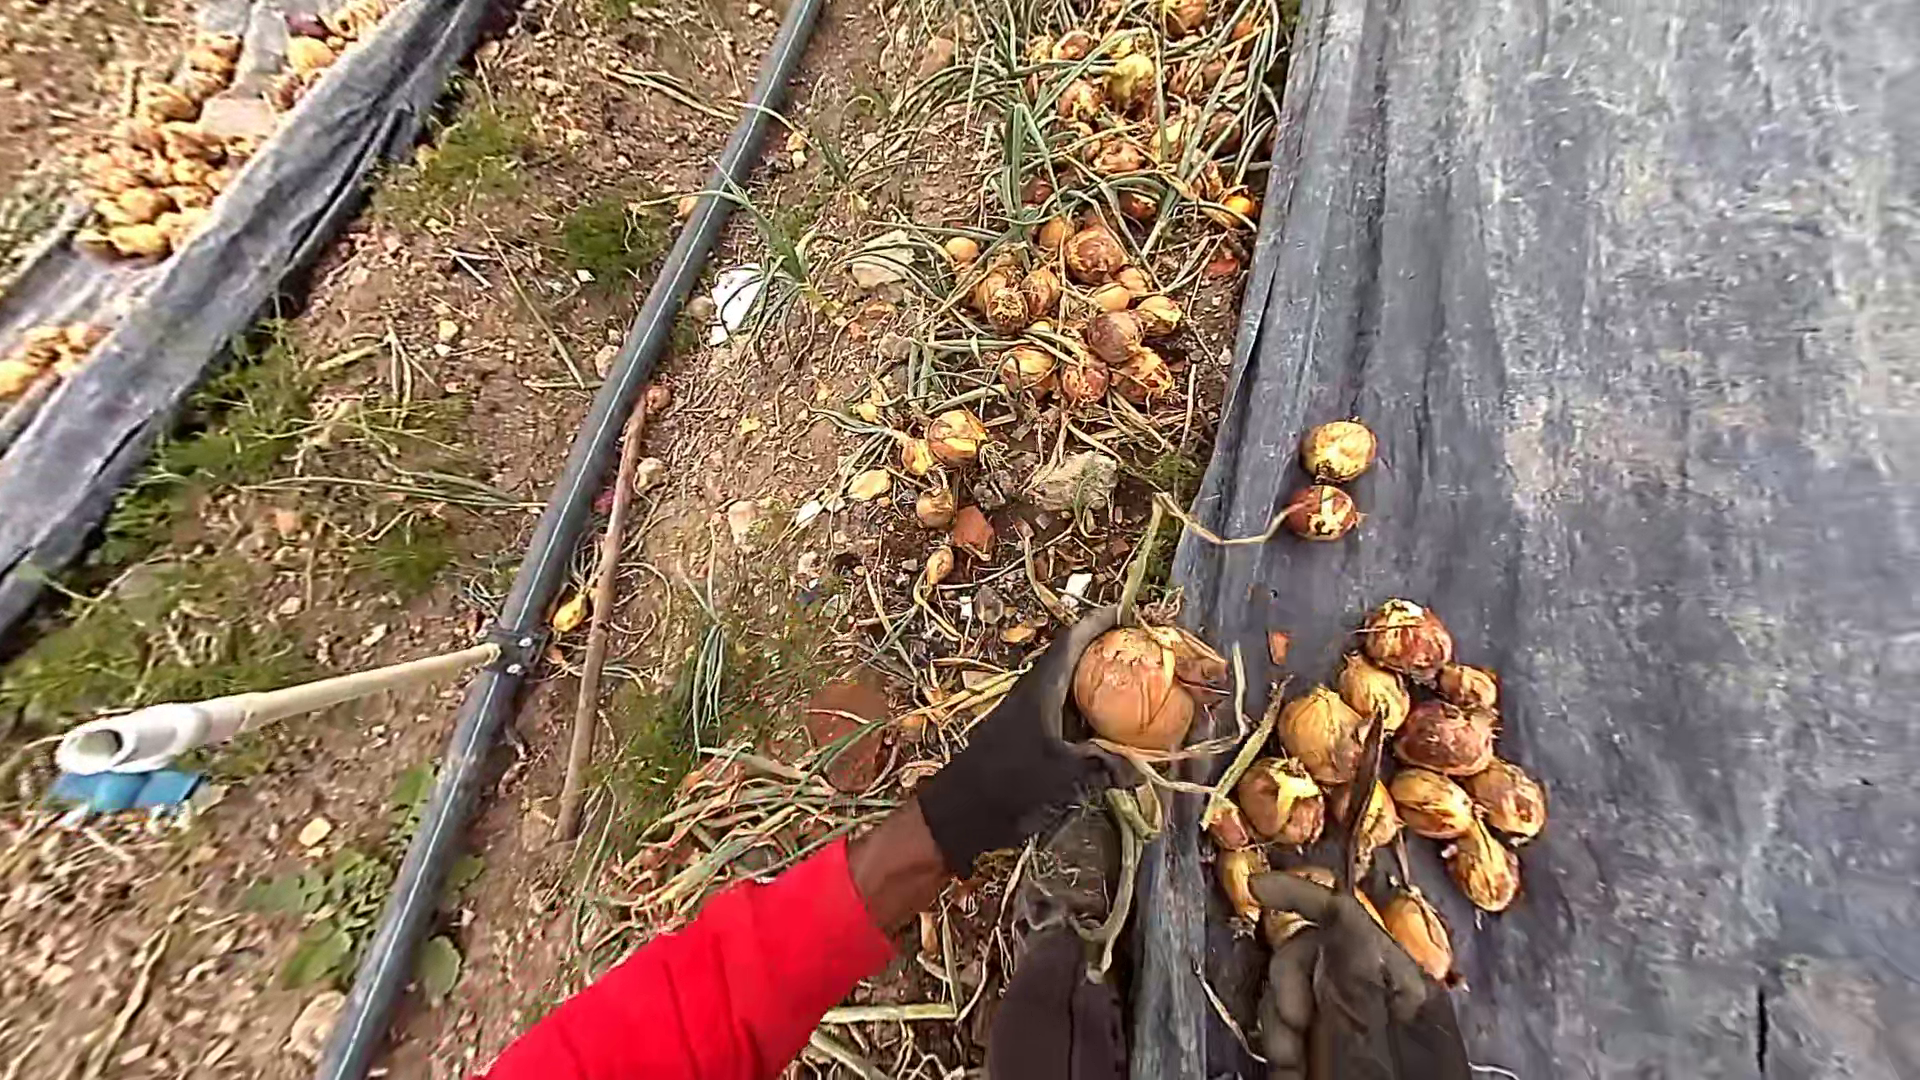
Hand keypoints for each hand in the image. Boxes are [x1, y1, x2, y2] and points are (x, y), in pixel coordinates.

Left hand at [917, 606, 1121, 874]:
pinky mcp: (1036, 737)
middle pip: (1077, 660)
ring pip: (1075, 689)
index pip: (1072, 641)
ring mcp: (1036, 714)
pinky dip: (1095, 716)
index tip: (1126, 611)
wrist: (965, 808)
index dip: (1098, 623)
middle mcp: (1039, 693)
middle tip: (1143, 648)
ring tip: (1139, 682)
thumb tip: (1141, 769)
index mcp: (1042, 686)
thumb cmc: (1010, 780)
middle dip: (1107, 650)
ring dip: (1102, 684)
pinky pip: (1072, 716)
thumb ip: (1103, 767)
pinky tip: (1117, 730)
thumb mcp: (1063, 773)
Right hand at [1251, 873, 1469, 1079]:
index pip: (1347, 915)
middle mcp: (1384, 996)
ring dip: (1280, 1018)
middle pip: (1315, 947)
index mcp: (1405, 991)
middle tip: (1286, 1030)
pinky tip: (1292, 1071)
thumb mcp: (1370, 1063)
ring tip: (1288, 1066)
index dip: (1299, 893)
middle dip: (1287, 981)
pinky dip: (1284, 1040)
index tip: (1255, 888)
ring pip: (1298, 982)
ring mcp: (1361, 1021)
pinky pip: (1296, 1017)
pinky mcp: (1340, 1043)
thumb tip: (1338, 914)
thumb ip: (1354, 990)